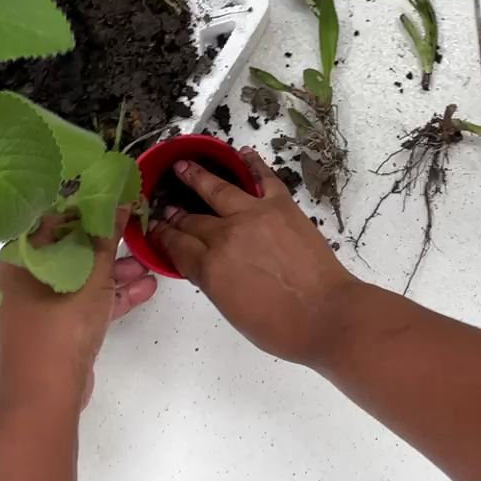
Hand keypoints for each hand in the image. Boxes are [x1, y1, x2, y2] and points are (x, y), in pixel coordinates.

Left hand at [0, 209, 157, 410]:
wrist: (43, 404)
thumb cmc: (59, 330)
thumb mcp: (92, 278)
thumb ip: (108, 238)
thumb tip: (120, 200)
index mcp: (16, 263)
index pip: (49, 222)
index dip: (83, 210)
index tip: (113, 200)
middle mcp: (19, 283)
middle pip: (67, 252)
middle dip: (106, 247)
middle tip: (135, 234)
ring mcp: (33, 312)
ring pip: (77, 281)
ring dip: (113, 275)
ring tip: (149, 267)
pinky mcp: (50, 334)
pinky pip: (78, 306)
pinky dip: (105, 299)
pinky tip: (143, 291)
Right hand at [149, 148, 363, 367]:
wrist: (326, 313)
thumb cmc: (280, 326)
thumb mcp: (232, 310)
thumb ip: (214, 281)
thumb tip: (205, 262)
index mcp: (211, 269)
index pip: (177, 247)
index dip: (163, 237)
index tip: (155, 228)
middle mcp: (226, 236)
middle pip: (193, 221)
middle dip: (176, 215)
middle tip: (167, 207)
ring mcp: (254, 215)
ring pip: (218, 190)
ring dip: (198, 177)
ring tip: (184, 166)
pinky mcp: (281, 204)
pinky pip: (263, 178)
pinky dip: (252, 164)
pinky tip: (242, 153)